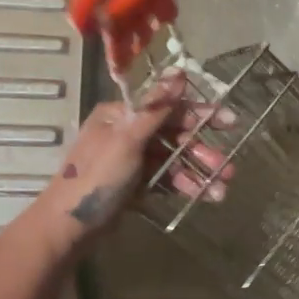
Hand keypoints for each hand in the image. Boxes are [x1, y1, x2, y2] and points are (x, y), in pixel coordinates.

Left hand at [33, 71, 232, 250]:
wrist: (68, 227)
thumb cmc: (97, 177)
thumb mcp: (128, 139)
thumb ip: (157, 107)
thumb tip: (180, 71)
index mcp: (121, 115)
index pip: (167, 106)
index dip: (199, 114)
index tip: (230, 122)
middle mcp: (126, 132)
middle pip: (173, 135)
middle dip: (201, 151)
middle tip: (229, 167)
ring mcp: (130, 160)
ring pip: (171, 159)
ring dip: (196, 172)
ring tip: (221, 190)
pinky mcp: (133, 185)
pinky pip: (164, 179)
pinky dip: (183, 186)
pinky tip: (203, 196)